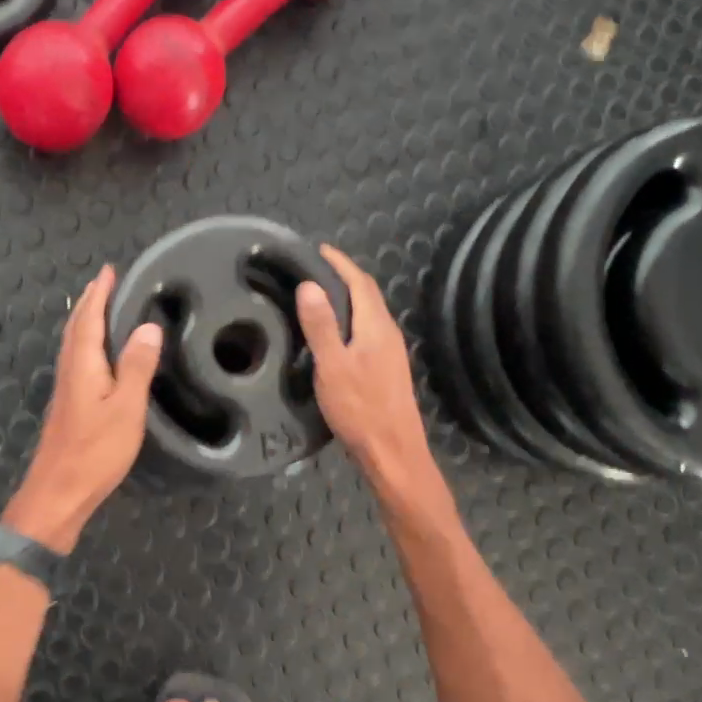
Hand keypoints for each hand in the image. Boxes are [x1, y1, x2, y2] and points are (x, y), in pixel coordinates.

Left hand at [1, 265, 162, 554]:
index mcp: (82, 364)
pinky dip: (87, 344)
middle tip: (104, 283)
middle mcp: (69, 370)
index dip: (99, 294)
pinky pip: (77, 361)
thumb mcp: (126, 408)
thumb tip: (147, 326)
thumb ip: (136, 366)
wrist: (59, 491)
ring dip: (86, 322)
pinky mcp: (68, 405)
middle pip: (76, 328)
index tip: (108, 271)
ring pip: (74, 345)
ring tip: (101, 309)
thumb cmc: (95, 451)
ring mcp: (66, 389)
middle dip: (89, 303)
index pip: (89, 319)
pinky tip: (96, 355)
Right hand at [296, 244, 432, 476]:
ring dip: (348, 298)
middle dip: (344, 277)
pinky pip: (367, 331)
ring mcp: (390, 353)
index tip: (320, 249)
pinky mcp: (386, 369)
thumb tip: (309, 285)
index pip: (360, 283)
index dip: (341, 263)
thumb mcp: (332, 366)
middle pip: (368, 295)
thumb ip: (321, 326)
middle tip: (314, 268)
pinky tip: (333, 333)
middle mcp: (388, 334)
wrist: (393, 451)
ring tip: (318, 295)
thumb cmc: (360, 409)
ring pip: (368, 314)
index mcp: (376, 328)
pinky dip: (350, 319)